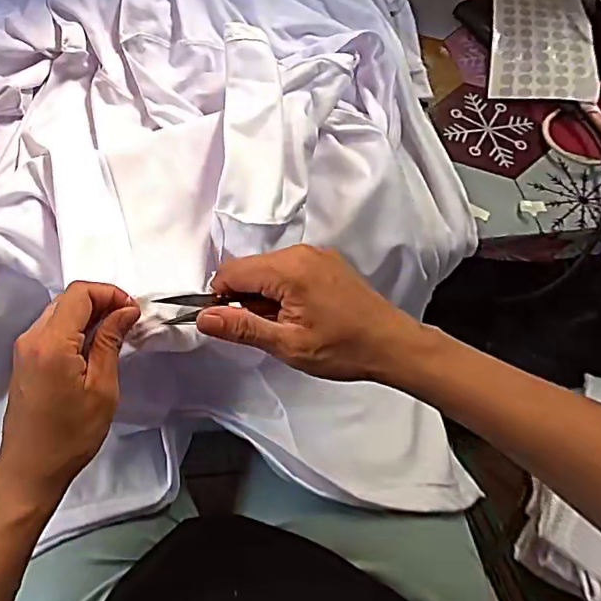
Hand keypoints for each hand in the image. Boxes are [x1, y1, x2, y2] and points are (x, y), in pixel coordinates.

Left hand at [0, 281, 140, 510]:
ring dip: (87, 315)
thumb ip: (110, 342)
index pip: (79, 293)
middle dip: (100, 302)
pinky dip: (72, 328)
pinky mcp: (24, 358)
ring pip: (59, 311)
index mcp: (51, 343)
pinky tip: (91, 347)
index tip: (130, 308)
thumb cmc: (66, 438)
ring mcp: (25, 348)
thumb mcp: (101, 389)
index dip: (109, 293)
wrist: (30, 467)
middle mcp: (32, 339)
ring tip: (113, 335)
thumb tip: (123, 312)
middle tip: (126, 320)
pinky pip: (50, 328)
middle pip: (68, 299)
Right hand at [194, 245, 434, 381]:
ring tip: (286, 322)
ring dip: (262, 294)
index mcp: (288, 269)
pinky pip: (284, 267)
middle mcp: (299, 252)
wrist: (396, 346)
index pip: (230, 272)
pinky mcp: (324, 260)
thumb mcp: (287, 344)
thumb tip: (203, 317)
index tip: (235, 324)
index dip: (222, 298)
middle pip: (247, 268)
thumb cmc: (343, 349)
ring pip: (264, 268)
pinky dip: (280, 287)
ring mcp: (314, 253)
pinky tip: (300, 311)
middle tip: (267, 327)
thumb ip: (241, 327)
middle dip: (244, 297)